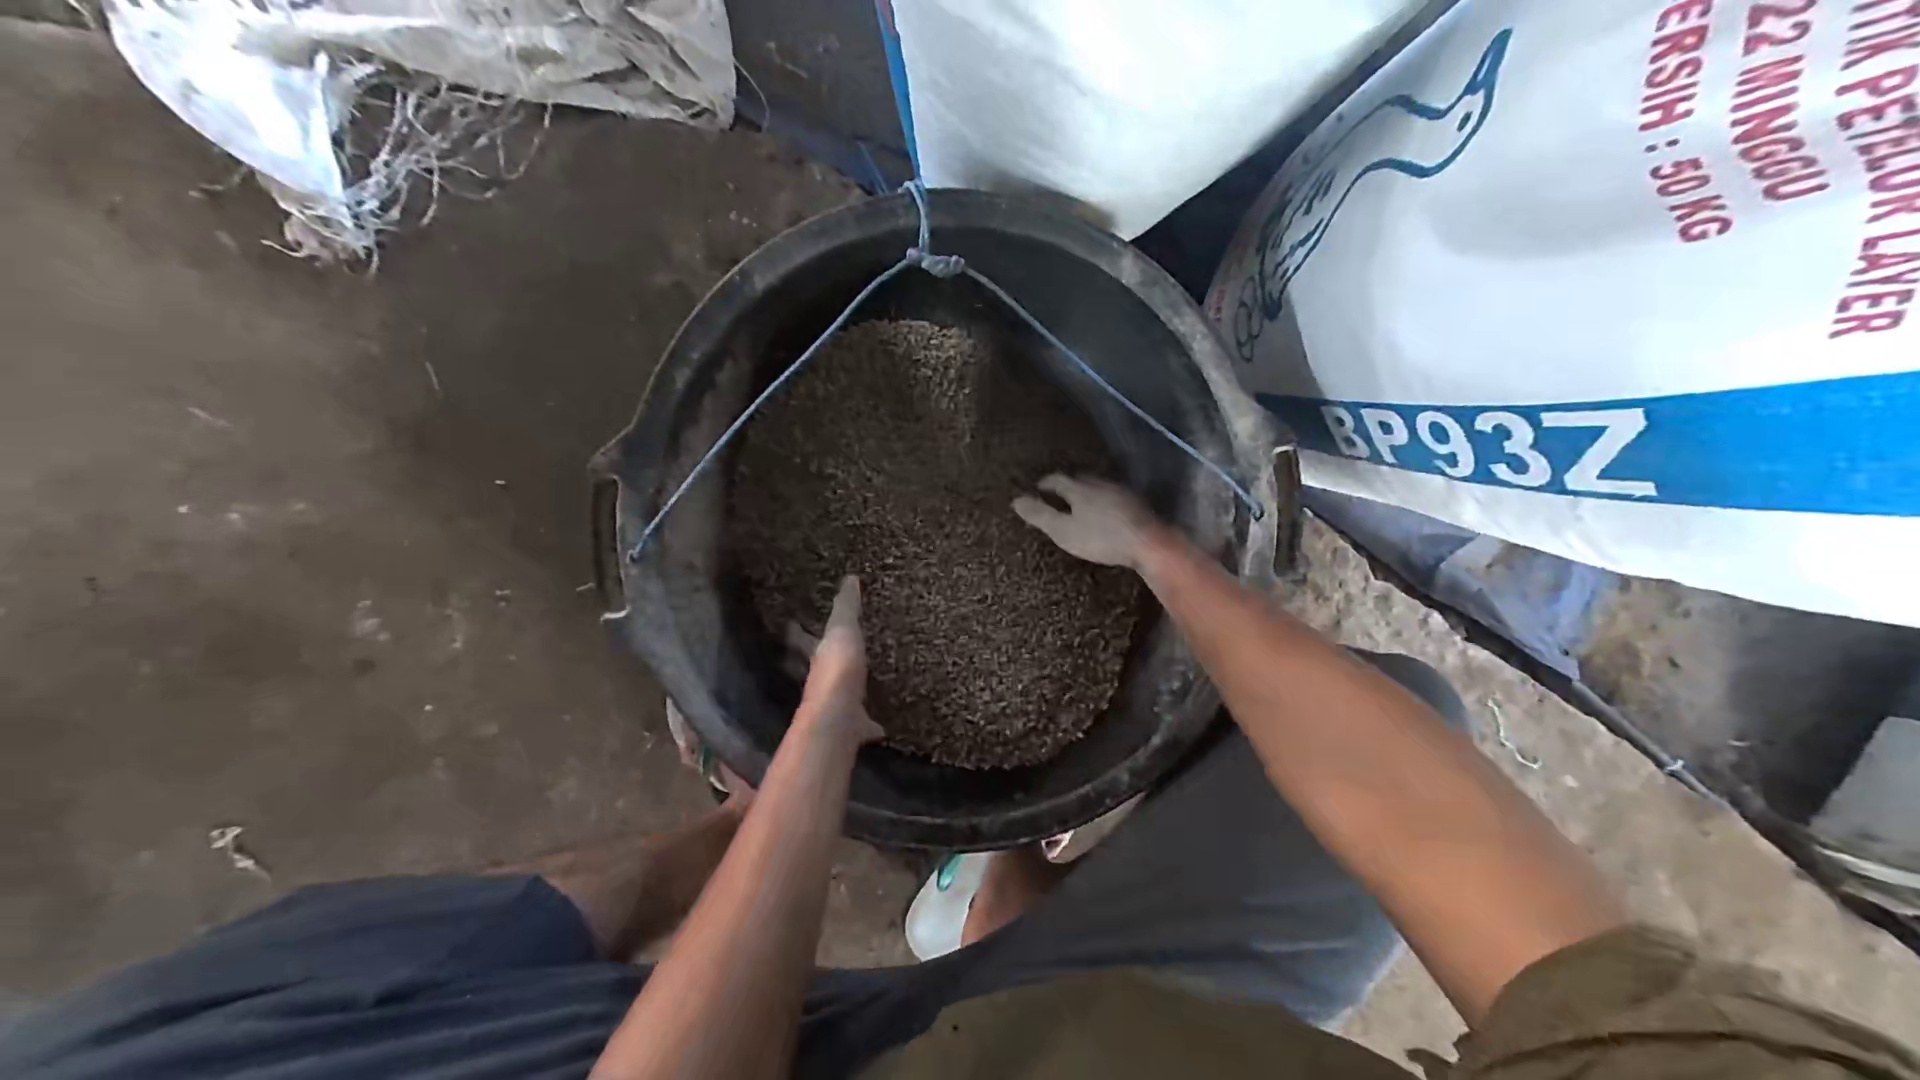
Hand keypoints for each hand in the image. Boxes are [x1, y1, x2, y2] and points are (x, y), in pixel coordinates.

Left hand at [794, 576, 883, 745]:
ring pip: (839, 696)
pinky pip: (863, 723)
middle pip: (817, 670)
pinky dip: (870, 724)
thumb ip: (847, 607)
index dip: (796, 633)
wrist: (839, 720)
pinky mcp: (852, 727)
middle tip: (829, 657)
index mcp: (817, 657)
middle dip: (820, 665)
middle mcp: (821, 682)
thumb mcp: (843, 631)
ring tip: (859, 688)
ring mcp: (835, 707)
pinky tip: (881, 725)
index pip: (801, 640)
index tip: (790, 624)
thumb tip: (850, 578)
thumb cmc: (838, 671)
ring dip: (845, 693)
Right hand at [1012, 474, 1167, 570]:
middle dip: (1067, 485)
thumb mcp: (1063, 531)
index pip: (1057, 479)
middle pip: (1080, 479)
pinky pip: (1113, 497)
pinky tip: (1106, 514)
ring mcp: (1121, 492)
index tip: (1038, 488)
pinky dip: (1104, 502)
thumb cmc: (1101, 538)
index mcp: (1079, 488)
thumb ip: (1040, 516)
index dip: (1046, 483)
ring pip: (1098, 487)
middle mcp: (1100, 483)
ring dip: (1087, 493)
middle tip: (1058, 495)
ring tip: (1080, 504)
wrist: (1149, 543)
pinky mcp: (1137, 504)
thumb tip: (1016, 500)